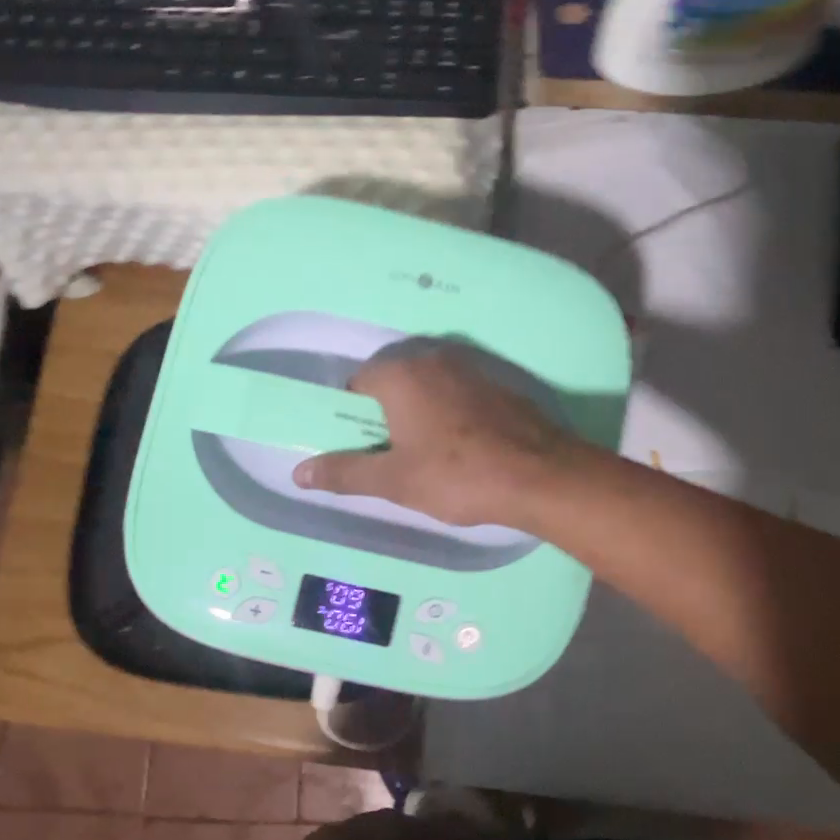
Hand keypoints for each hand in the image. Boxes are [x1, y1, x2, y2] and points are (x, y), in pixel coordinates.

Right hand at [292, 343, 581, 527]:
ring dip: (420, 413)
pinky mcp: (499, 385)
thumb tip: (299, 473)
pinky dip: (451, 414)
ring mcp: (471, 369)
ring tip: (427, 455)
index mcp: (401, 374)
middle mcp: (433, 358)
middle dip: (386, 414)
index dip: (351, 415)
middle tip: (391, 455)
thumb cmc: (458, 475)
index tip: (360, 447)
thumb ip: (345, 473)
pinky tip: (463, 448)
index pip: (358, 383)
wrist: (540, 475)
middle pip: (393, 382)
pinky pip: (459, 394)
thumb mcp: (394, 481)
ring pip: (429, 387)